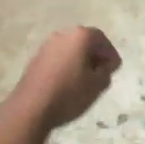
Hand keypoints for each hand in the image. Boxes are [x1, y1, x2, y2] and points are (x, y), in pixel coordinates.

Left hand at [8, 26, 122, 130]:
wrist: (30, 109)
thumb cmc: (68, 94)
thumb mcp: (97, 85)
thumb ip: (107, 71)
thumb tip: (107, 65)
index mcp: (81, 35)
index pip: (102, 40)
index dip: (110, 54)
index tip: (114, 69)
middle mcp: (64, 34)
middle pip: (85, 42)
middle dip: (94, 56)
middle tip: (100, 73)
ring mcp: (47, 46)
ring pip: (69, 50)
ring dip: (78, 61)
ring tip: (82, 80)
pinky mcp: (35, 60)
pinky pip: (56, 59)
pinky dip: (64, 67)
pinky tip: (65, 83)